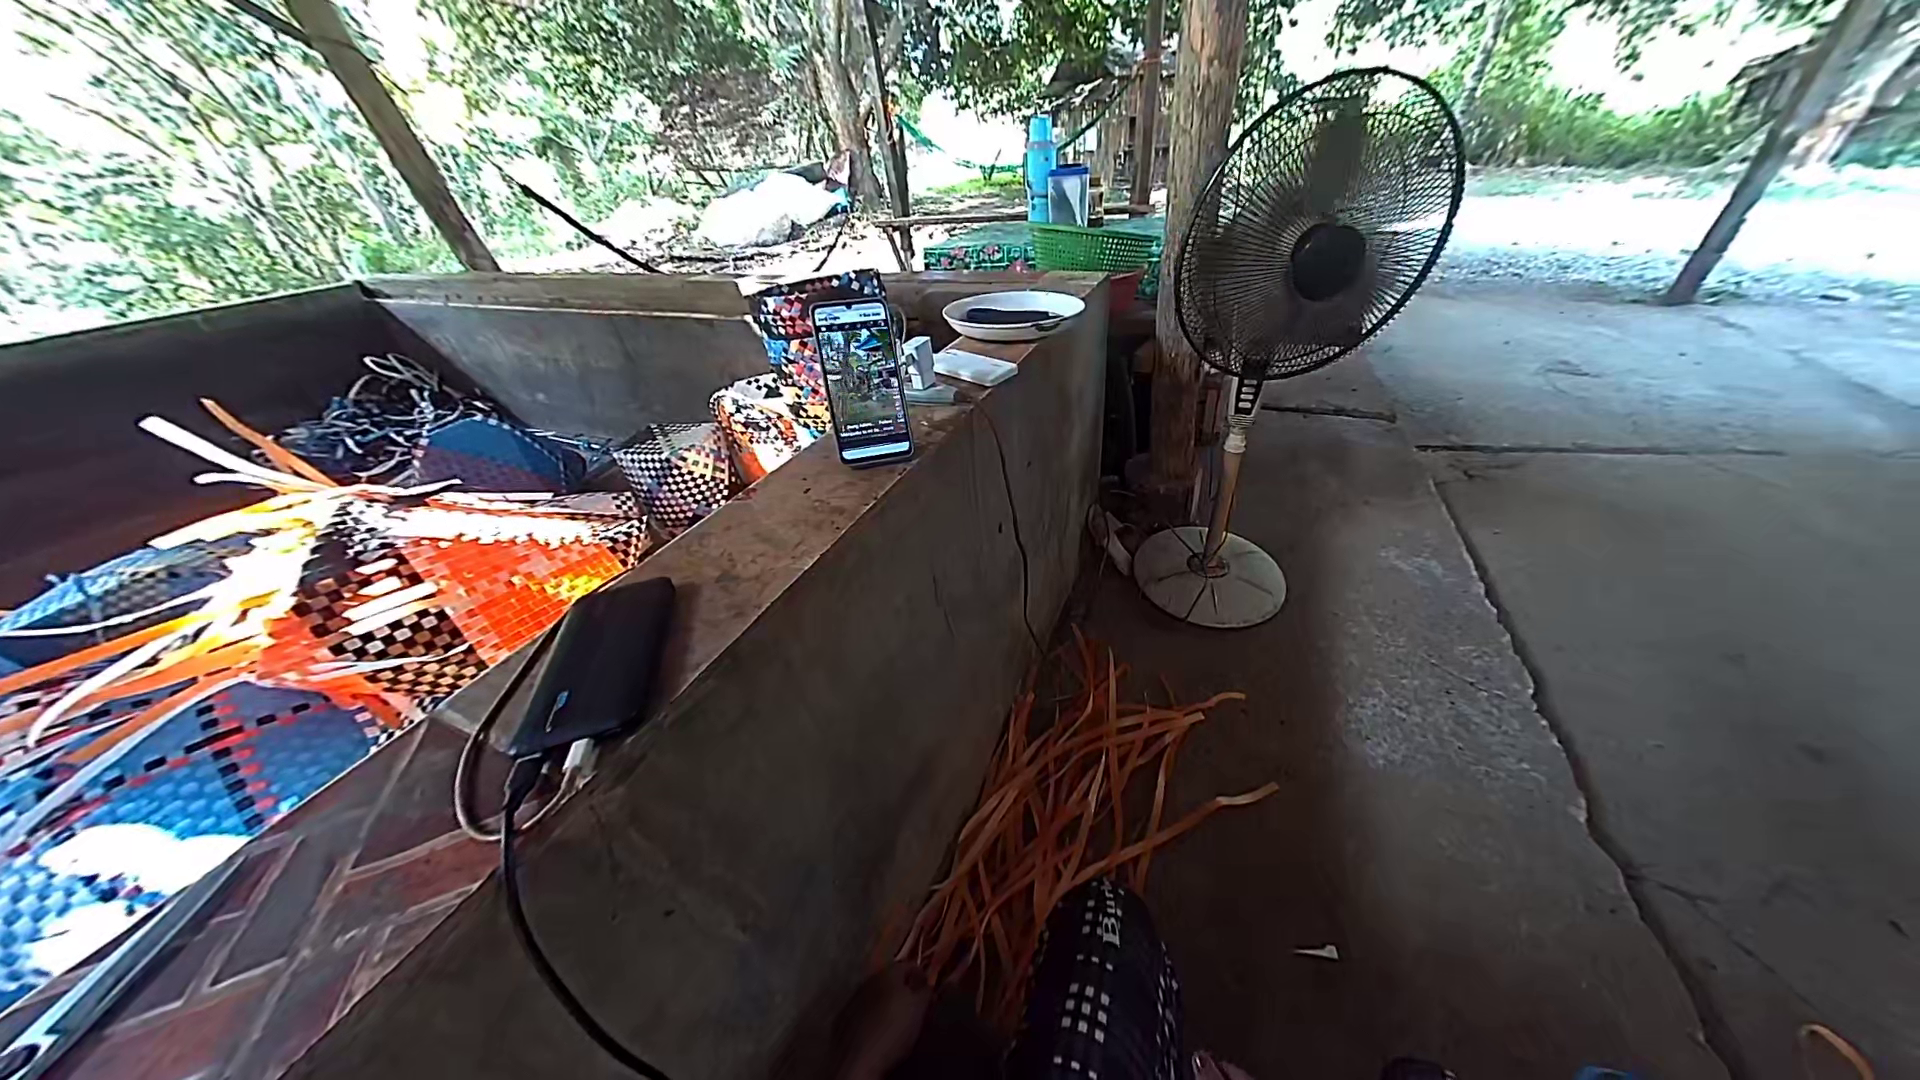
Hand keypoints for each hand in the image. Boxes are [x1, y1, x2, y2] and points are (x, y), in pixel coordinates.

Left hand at [833, 963, 933, 1079]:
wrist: (857, 1059)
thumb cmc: (893, 1029)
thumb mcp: (919, 1010)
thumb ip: (926, 993)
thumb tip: (928, 985)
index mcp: (889, 972)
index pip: (909, 965)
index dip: (921, 976)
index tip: (928, 991)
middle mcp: (870, 979)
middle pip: (891, 979)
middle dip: (903, 989)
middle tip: (913, 1006)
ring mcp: (854, 998)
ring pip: (875, 994)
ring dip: (886, 1002)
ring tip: (895, 1019)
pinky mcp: (842, 1019)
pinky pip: (862, 1011)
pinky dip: (871, 1016)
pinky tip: (876, 1030)